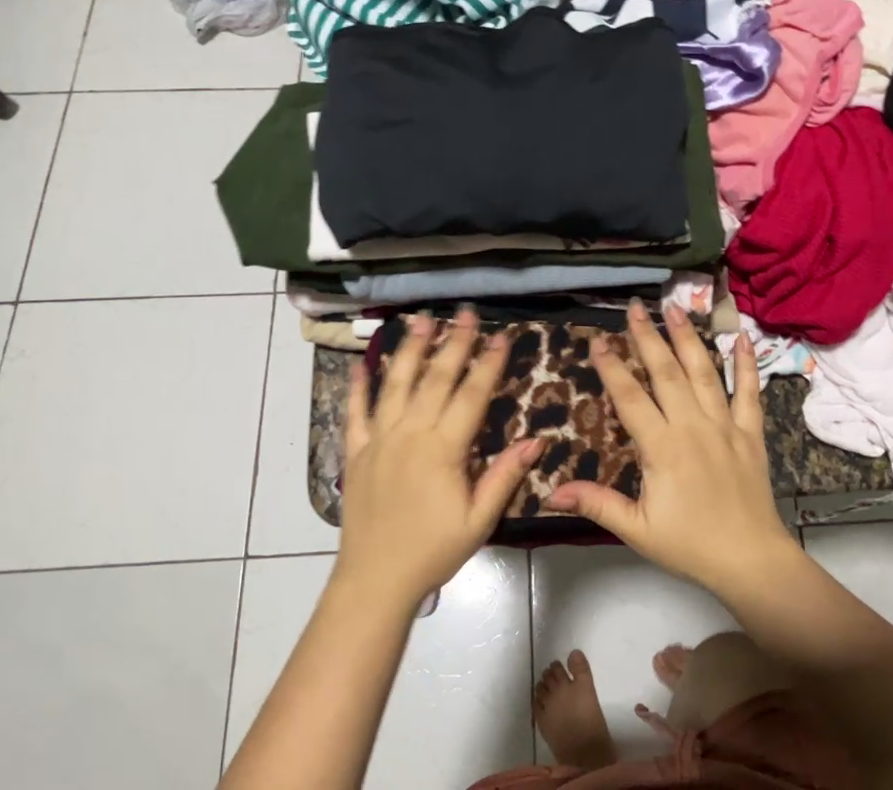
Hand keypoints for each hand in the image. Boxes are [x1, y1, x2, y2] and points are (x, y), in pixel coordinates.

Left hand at [336, 309, 542, 605]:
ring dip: (409, 349)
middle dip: (453, 343)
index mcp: (443, 449)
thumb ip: (504, 476)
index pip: (471, 395)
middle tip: (465, 313)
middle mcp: (410, 434)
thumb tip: (536, 440)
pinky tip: (364, 362)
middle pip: (435, 378)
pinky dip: (359, 385)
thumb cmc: (433, 551)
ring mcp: (378, 440)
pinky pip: (356, 412)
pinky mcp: (355, 453)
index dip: (488, 363)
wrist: (375, 579)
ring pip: (395, 384)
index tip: (501, 336)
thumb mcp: (478, 520)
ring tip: (420, 320)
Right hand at [547, 300, 798, 594]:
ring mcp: (726, 426)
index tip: (598, 340)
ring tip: (675, 309)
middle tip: (635, 307)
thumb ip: (597, 503)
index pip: (631, 397)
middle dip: (648, 337)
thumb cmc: (690, 546)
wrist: (751, 560)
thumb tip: (551, 491)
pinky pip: (749, 392)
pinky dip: (746, 364)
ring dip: (688, 338)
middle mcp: (693, 426)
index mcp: (662, 447)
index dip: (612, 367)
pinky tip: (741, 339)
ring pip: (705, 373)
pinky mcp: (751, 433)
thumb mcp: (637, 528)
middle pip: (667, 372)